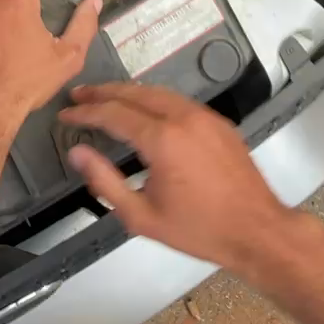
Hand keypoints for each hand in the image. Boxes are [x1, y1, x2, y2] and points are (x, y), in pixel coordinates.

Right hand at [59, 83, 309, 270]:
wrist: (258, 231)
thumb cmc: (198, 229)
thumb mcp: (142, 216)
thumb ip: (104, 181)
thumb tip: (77, 152)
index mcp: (162, 139)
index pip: (112, 114)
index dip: (85, 112)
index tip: (65, 114)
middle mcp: (182, 118)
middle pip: (133, 93)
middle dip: (102, 92)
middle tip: (78, 95)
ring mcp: (203, 116)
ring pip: (156, 92)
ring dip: (126, 92)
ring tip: (104, 98)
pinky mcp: (218, 121)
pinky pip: (177, 100)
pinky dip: (152, 99)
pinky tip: (142, 109)